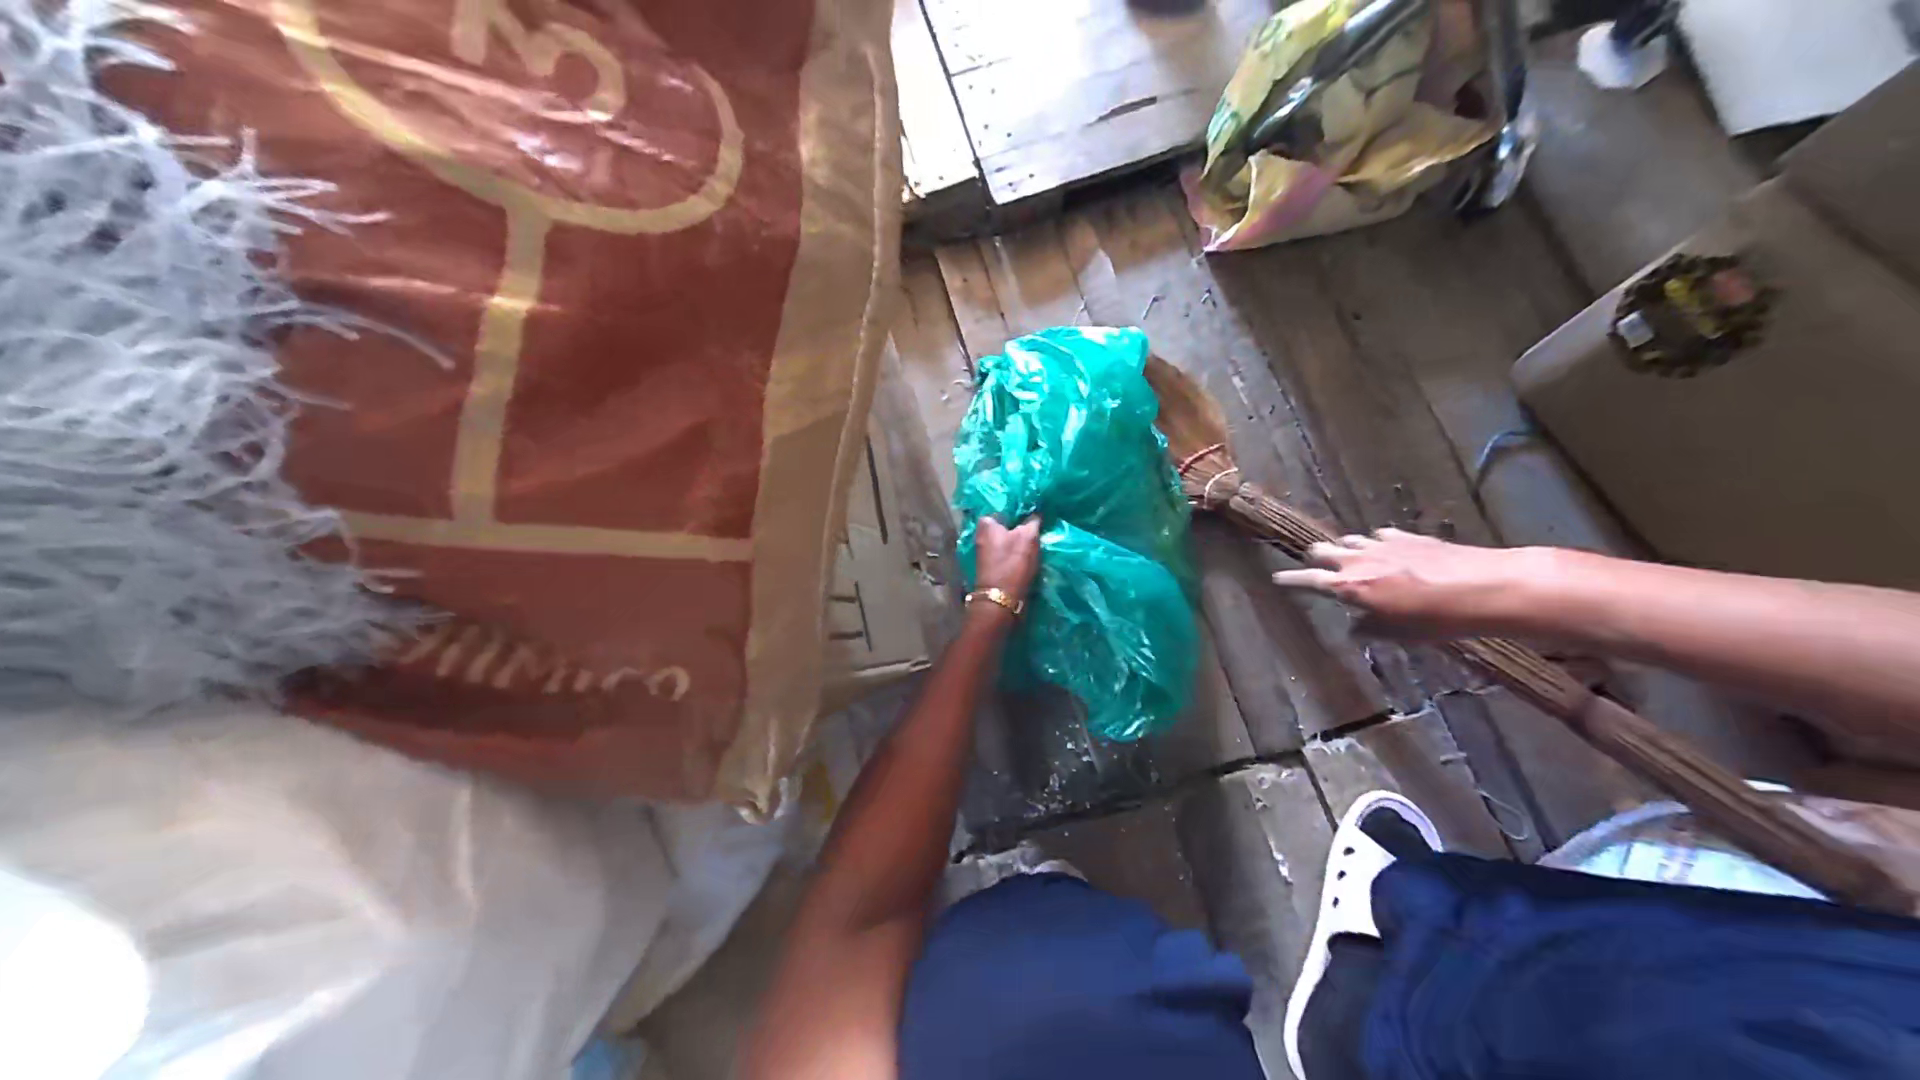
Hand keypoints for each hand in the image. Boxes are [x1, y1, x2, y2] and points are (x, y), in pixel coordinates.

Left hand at [974, 515, 1040, 604]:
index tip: (1038, 510)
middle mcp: (981, 534)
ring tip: (1038, 538)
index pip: (1007, 507)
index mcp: (986, 522)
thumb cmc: (1013, 563)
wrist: (1001, 599)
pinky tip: (1029, 553)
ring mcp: (985, 550)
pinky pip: (1007, 551)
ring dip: (1020, 539)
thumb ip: (1033, 521)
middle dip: (1021, 524)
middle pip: (1007, 524)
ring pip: (1008, 538)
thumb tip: (1036, 513)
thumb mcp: (1028, 537)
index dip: (1023, 509)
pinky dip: (1016, 551)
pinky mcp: (991, 564)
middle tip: (1040, 525)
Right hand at [1270, 528, 1548, 638]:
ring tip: (1349, 560)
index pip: (1307, 579)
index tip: (1277, 578)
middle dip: (1315, 559)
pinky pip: (1378, 536)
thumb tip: (1355, 625)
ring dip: (1344, 550)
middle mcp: (1359, 560)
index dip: (1290, 580)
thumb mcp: (1399, 634)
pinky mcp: (1408, 536)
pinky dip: (1374, 544)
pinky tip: (1386, 551)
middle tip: (1316, 568)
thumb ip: (1369, 627)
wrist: (1489, 587)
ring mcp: (1383, 544)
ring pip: (1349, 541)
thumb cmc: (1439, 619)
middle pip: (1322, 551)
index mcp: (1351, 586)